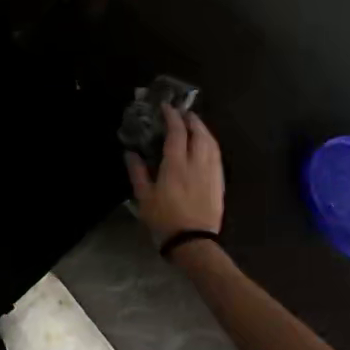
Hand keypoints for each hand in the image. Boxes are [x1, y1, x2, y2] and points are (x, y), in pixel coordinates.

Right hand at [125, 106, 223, 244]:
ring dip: (203, 129)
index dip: (172, 116)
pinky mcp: (219, 182)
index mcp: (176, 165)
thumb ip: (137, 172)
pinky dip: (211, 143)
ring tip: (194, 124)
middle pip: (199, 133)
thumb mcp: (144, 197)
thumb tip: (130, 153)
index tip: (166, 107)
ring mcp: (211, 173)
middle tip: (182, 112)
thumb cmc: (164, 219)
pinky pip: (217, 155)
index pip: (176, 133)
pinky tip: (206, 145)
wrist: (193, 243)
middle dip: (191, 119)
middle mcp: (197, 164)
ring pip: (211, 143)